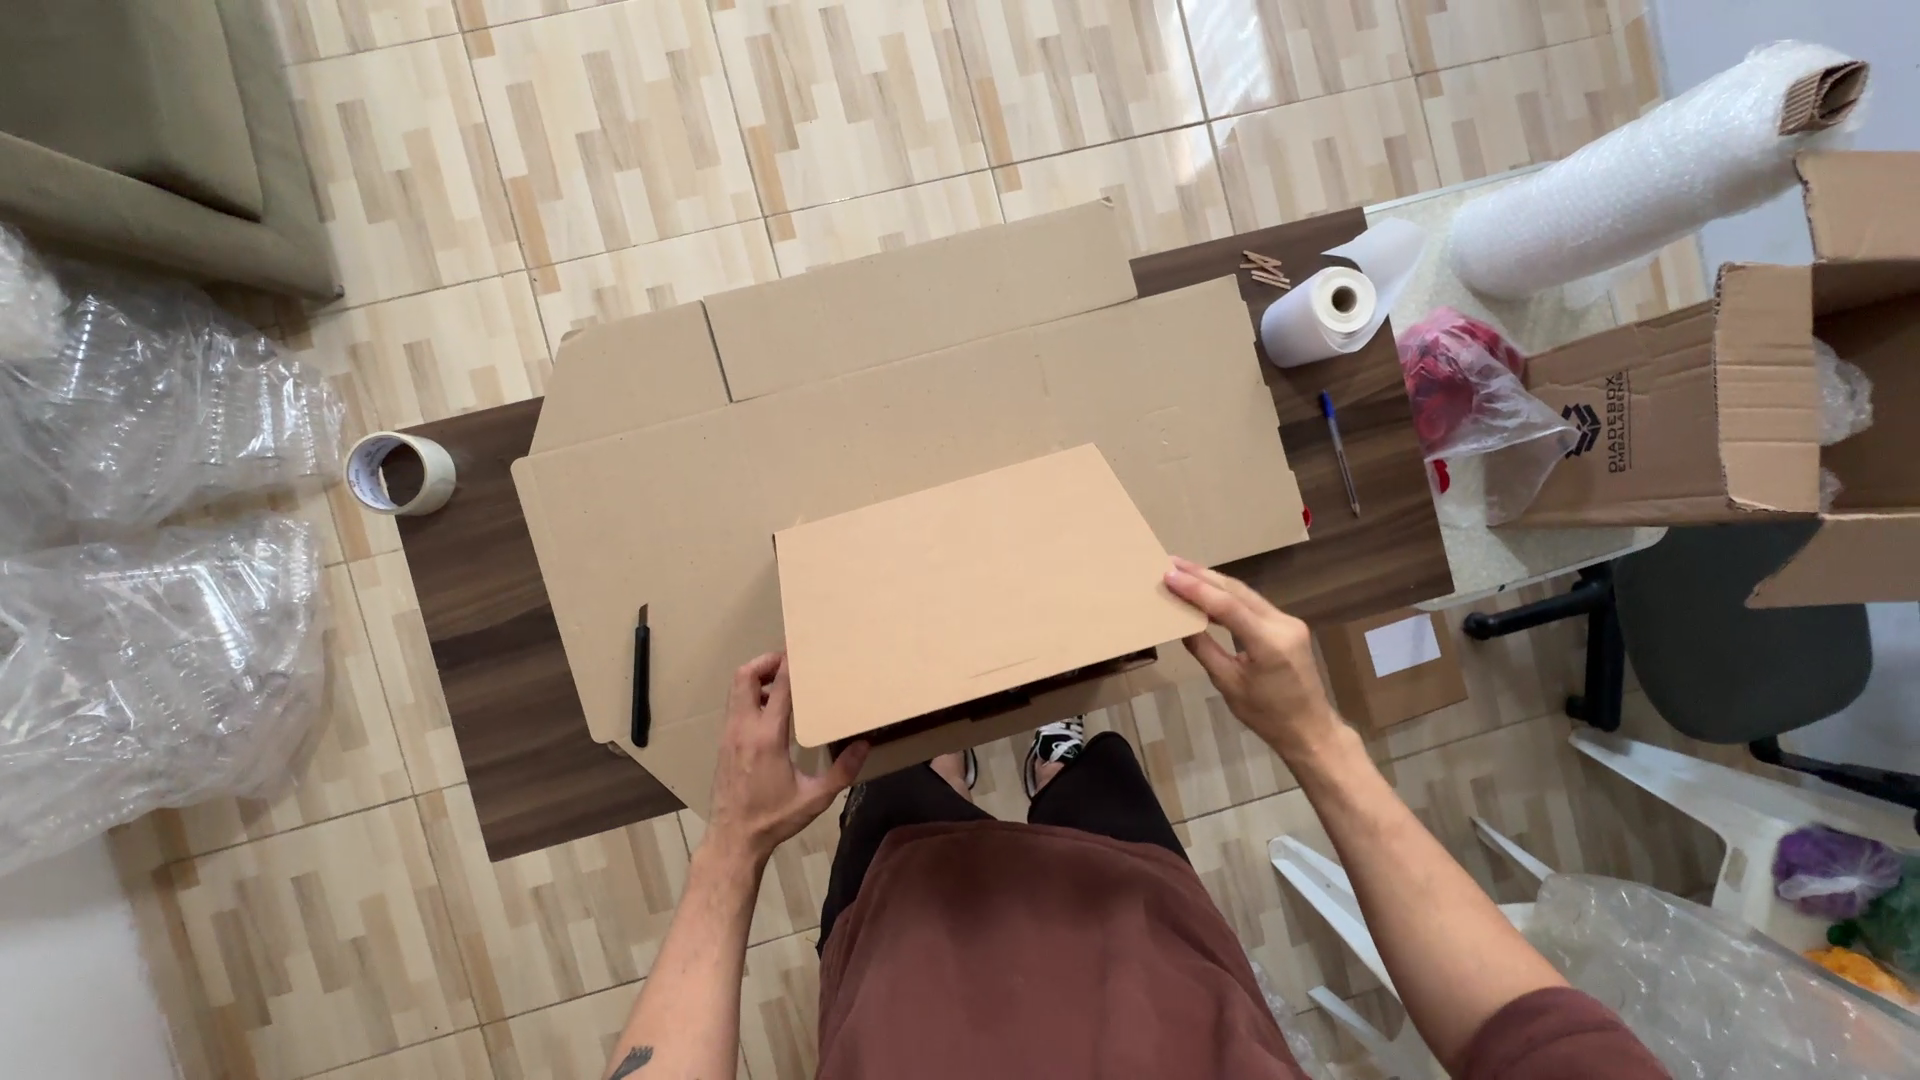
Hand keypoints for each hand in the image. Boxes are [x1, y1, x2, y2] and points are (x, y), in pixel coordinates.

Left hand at [705, 652, 868, 865]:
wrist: (733, 839)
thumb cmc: (774, 818)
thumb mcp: (815, 799)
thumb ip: (842, 771)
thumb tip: (864, 744)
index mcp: (767, 737)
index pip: (779, 688)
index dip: (790, 664)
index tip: (803, 651)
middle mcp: (744, 729)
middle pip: (745, 677)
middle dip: (766, 661)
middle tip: (791, 662)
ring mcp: (729, 735)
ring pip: (736, 689)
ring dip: (758, 677)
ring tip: (784, 682)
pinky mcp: (724, 743)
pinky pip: (735, 705)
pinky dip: (751, 695)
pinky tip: (772, 709)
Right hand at [1163, 557, 1343, 761]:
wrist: (1309, 728)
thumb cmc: (1266, 715)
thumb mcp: (1228, 684)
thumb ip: (1204, 650)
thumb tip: (1181, 624)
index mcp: (1269, 643)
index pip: (1227, 606)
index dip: (1196, 589)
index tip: (1169, 576)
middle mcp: (1282, 624)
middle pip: (1237, 591)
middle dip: (1202, 575)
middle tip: (1171, 563)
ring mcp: (1288, 622)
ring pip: (1245, 593)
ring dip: (1214, 581)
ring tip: (1183, 570)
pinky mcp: (1287, 625)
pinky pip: (1253, 604)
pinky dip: (1227, 595)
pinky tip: (1208, 591)